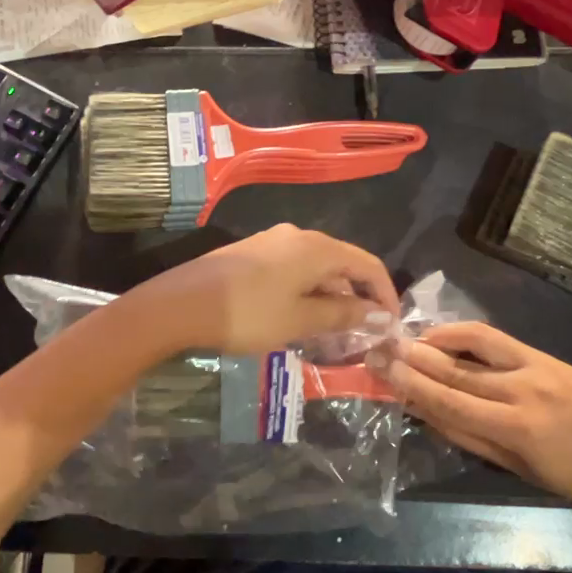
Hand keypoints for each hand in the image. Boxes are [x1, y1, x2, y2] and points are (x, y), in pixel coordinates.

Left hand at [132, 224, 398, 354]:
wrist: (181, 303)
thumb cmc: (248, 314)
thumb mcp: (300, 320)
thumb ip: (342, 316)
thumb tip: (378, 315)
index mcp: (316, 247)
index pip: (367, 265)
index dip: (384, 295)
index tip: (389, 327)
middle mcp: (297, 236)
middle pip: (341, 264)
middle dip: (356, 299)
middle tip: (362, 336)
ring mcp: (271, 243)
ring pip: (315, 269)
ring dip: (329, 299)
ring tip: (332, 335)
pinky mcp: (251, 255)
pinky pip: (292, 271)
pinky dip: (305, 294)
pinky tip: (299, 320)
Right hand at [374, 322, 571, 512]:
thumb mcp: (524, 472)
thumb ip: (474, 440)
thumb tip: (427, 415)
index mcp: (516, 431)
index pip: (449, 404)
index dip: (410, 387)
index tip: (380, 371)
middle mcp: (521, 393)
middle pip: (454, 374)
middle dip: (410, 360)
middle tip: (376, 347)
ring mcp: (534, 369)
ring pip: (470, 351)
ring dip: (431, 342)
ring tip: (401, 338)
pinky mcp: (544, 356)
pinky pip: (494, 339)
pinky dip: (462, 335)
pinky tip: (441, 334)